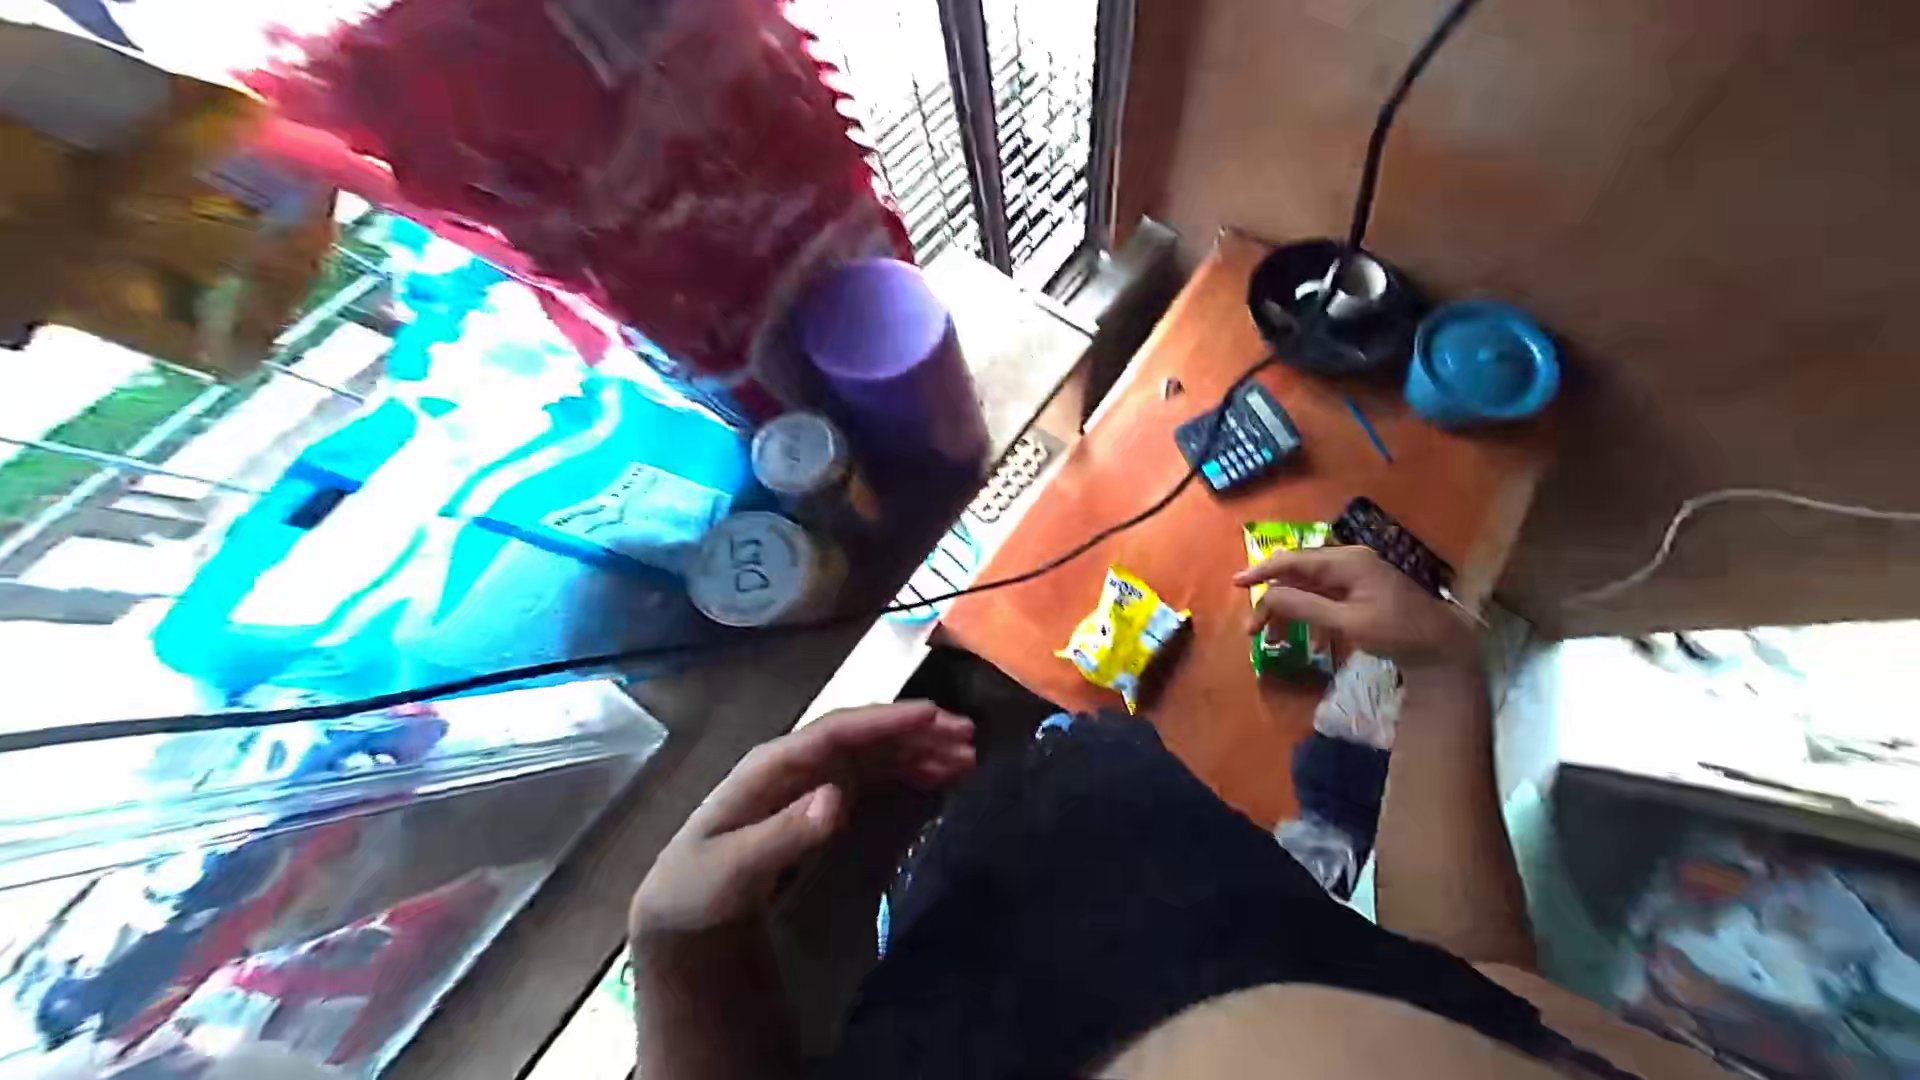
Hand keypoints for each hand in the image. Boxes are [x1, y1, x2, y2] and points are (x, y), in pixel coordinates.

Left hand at [629, 702, 975, 938]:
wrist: (684, 909)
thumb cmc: (700, 887)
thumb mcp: (732, 871)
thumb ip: (782, 835)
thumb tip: (836, 797)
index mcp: (775, 763)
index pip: (838, 730)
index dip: (885, 720)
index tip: (933, 715)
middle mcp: (800, 761)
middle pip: (865, 735)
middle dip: (915, 731)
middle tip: (967, 736)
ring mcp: (815, 777)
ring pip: (876, 752)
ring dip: (920, 749)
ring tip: (966, 756)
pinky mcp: (825, 797)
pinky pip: (875, 775)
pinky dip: (908, 771)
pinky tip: (938, 776)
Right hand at [1233, 545, 1477, 674]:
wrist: (1444, 650)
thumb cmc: (1398, 633)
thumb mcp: (1347, 623)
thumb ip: (1305, 606)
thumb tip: (1267, 595)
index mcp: (1347, 562)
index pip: (1292, 560)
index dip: (1261, 572)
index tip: (1236, 584)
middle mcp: (1348, 560)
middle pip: (1295, 574)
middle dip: (1272, 600)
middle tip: (1253, 627)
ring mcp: (1354, 574)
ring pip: (1306, 586)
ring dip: (1287, 610)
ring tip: (1273, 638)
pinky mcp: (1358, 588)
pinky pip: (1321, 596)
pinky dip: (1306, 614)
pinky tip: (1304, 639)